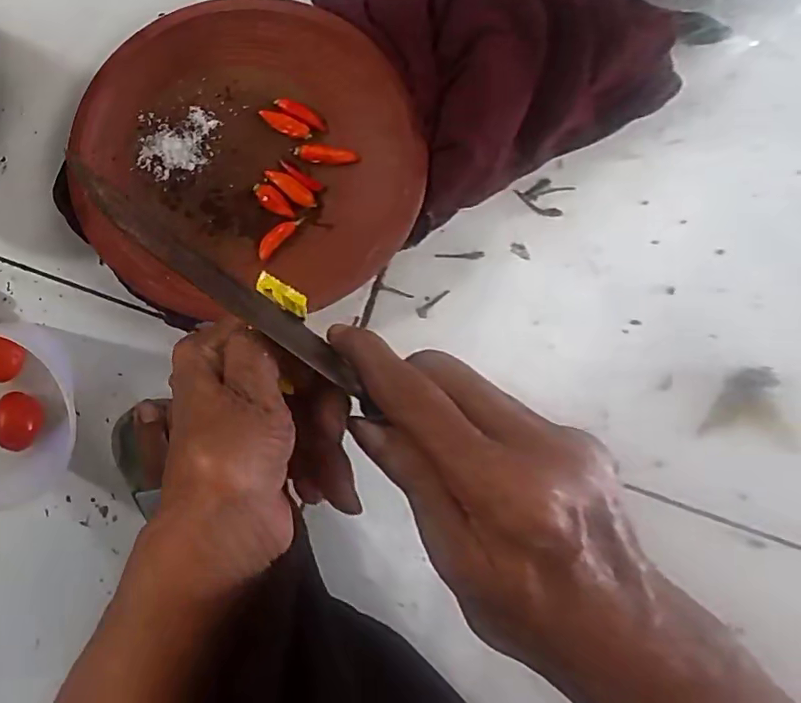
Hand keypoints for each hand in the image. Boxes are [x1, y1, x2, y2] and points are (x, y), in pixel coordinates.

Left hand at [147, 320, 358, 595]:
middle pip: (290, 372)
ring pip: (305, 410)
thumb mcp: (250, 394)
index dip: (294, 348)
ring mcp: (247, 417)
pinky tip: (322, 493)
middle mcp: (222, 380)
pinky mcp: (270, 451)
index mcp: (204, 358)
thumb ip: (260, 351)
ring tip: (324, 478)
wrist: (226, 530)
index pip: (256, 329)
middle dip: (318, 408)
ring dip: (324, 446)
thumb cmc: (232, 455)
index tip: (325, 371)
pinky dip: (319, 469)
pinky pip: (307, 444)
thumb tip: (265, 318)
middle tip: (327, 433)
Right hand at [331, 324, 788, 702]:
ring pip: (469, 384)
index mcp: (504, 487)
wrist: (641, 645)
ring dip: (428, 395)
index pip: (420, 398)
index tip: (339, 335)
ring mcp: (569, 442)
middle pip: (444, 373)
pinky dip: (460, 412)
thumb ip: (413, 480)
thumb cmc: (528, 613)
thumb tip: (365, 421)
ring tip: (413, 437)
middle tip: (369, 406)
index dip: (372, 360)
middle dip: (398, 375)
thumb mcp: (452, 556)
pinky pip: (494, 403)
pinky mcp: (580, 442)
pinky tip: (460, 454)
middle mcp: (543, 450)